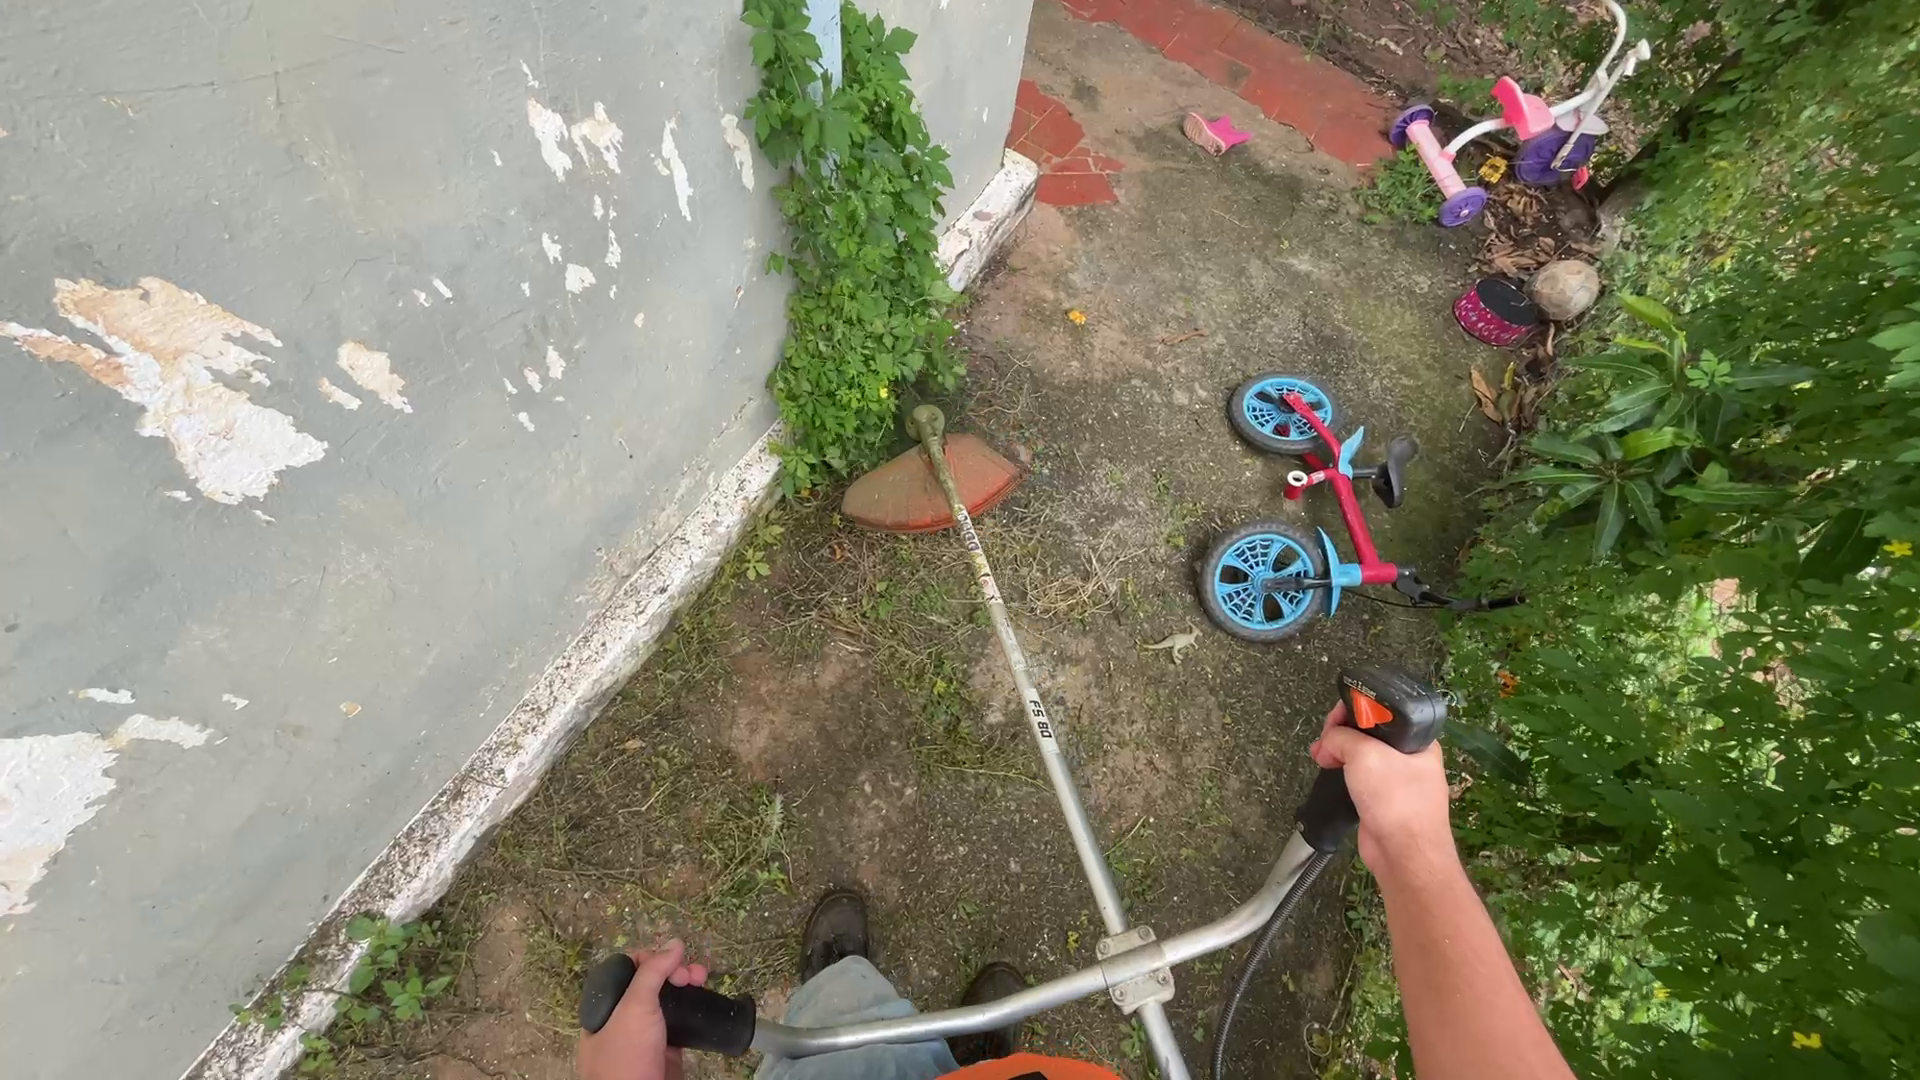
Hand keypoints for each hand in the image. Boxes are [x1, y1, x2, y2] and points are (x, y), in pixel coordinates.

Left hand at [577, 940, 709, 1079]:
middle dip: (675, 968)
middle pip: (651, 980)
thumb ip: (653, 971)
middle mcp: (623, 1019)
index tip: (670, 962)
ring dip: (687, 981)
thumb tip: (675, 942)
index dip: (651, 959)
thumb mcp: (634, 1007)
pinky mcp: (667, 1047)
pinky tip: (703, 996)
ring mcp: (646, 1034)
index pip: (627, 970)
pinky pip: (680, 1017)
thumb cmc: (627, 1055)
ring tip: (703, 978)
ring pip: (668, 997)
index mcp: (605, 1008)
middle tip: (691, 974)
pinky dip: (693, 1004)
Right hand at [1309, 702, 1454, 873]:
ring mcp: (1396, 779)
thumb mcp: (1364, 754)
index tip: (1334, 718)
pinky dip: (1340, 769)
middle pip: (1367, 732)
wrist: (1404, 854)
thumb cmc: (1393, 798)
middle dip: (1340, 732)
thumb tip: (1328, 744)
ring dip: (1335, 750)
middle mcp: (1409, 757)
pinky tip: (1326, 768)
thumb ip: (1342, 737)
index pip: (1382, 712)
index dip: (1355, 710)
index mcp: (1418, 741)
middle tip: (1324, 741)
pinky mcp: (1382, 798)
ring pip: (1359, 753)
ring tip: (1319, 756)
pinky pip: (1357, 774)